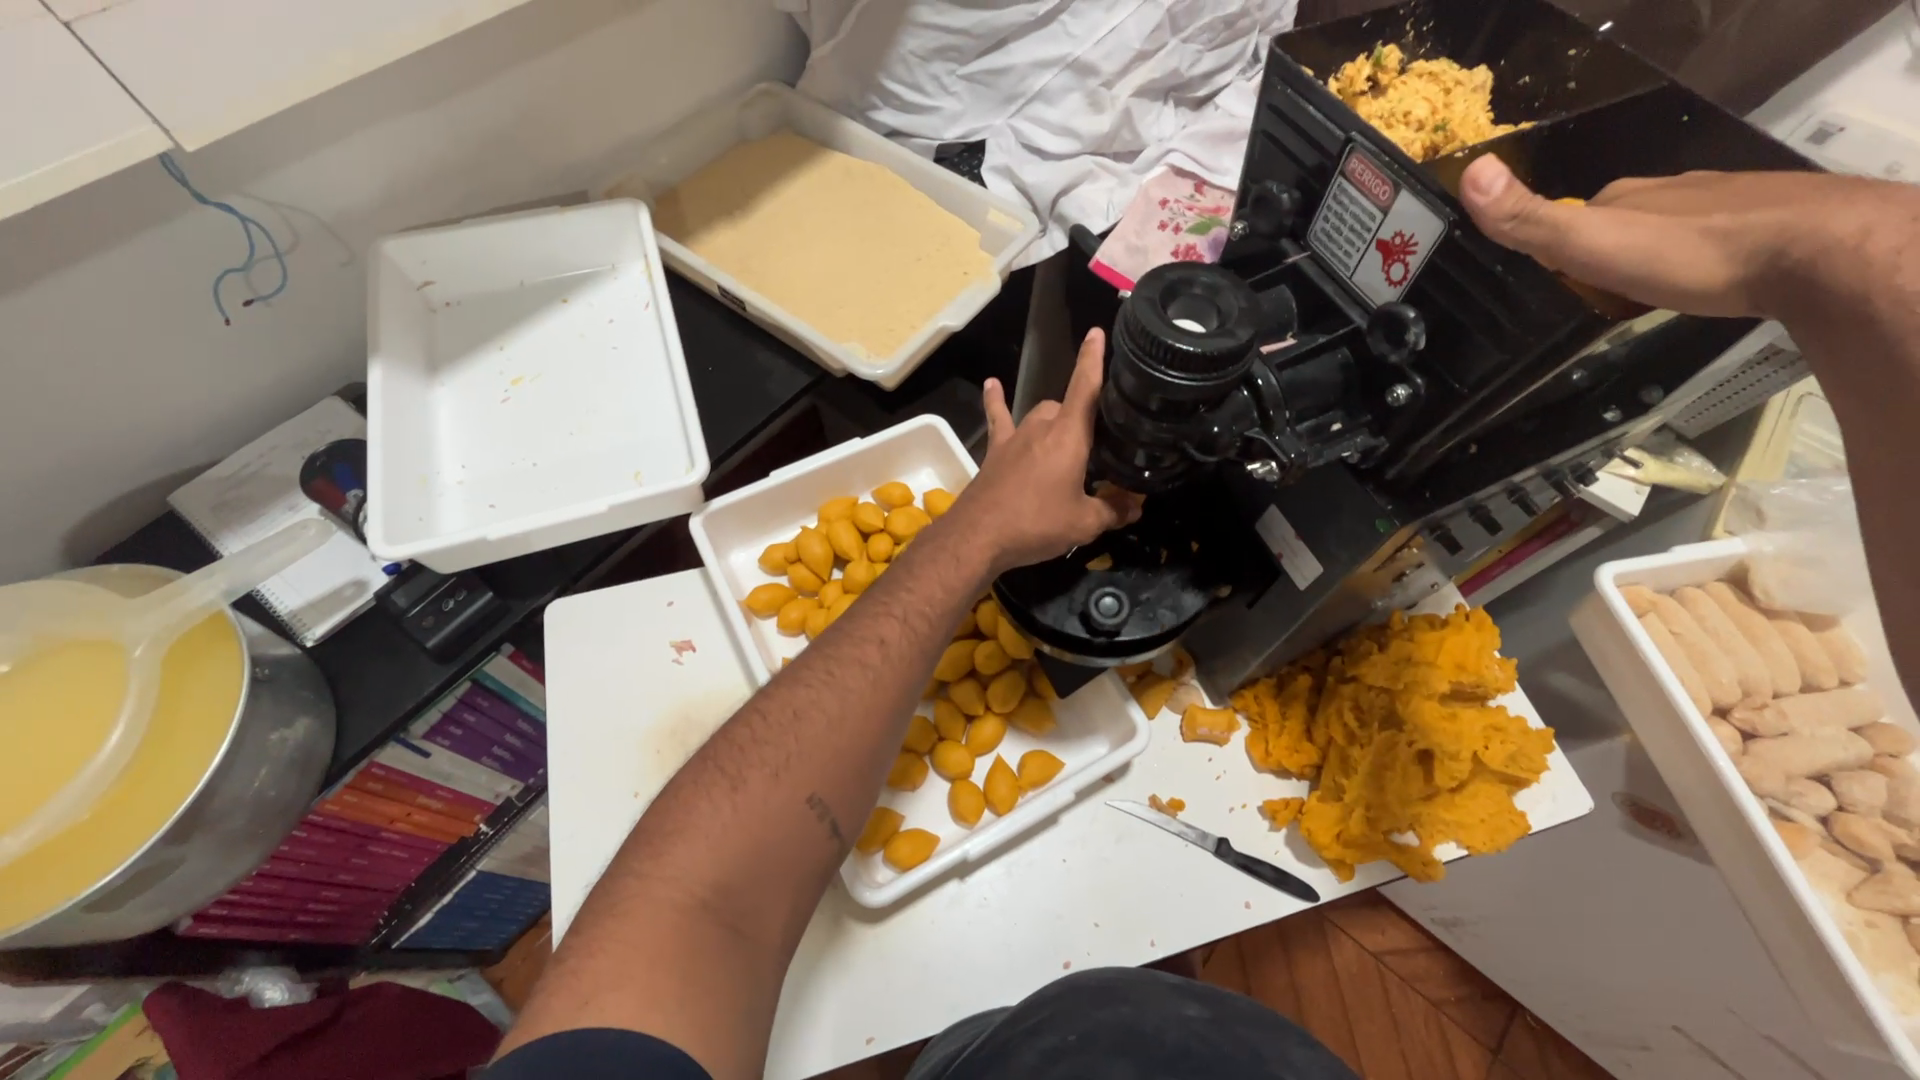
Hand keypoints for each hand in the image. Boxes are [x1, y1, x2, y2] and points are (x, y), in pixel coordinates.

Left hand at [947, 328, 1142, 574]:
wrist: (978, 536)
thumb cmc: (1036, 525)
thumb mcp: (1084, 524)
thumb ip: (1113, 510)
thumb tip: (1136, 506)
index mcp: (1069, 437)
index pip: (1086, 388)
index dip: (1094, 360)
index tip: (1097, 333)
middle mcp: (1041, 427)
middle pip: (1065, 407)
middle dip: (1082, 420)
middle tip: (1095, 449)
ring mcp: (1015, 437)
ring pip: (1039, 414)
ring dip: (1053, 421)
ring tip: (1065, 441)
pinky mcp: (995, 451)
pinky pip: (998, 418)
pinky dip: (996, 401)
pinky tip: (992, 384)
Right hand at [1457, 154, 1898, 319]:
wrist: (1813, 253)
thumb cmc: (1688, 252)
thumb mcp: (1588, 242)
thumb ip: (1528, 218)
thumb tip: (1471, 170)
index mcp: (1624, 198)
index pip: (1572, 217)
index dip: (1554, 247)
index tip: (1546, 282)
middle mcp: (1671, 191)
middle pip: (1621, 223)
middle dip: (1603, 255)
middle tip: (1592, 299)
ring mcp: (1723, 204)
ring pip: (1670, 232)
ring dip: (1652, 259)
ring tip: (1643, 297)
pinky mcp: (1764, 228)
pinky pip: (1716, 244)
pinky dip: (1698, 264)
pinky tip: (1701, 287)